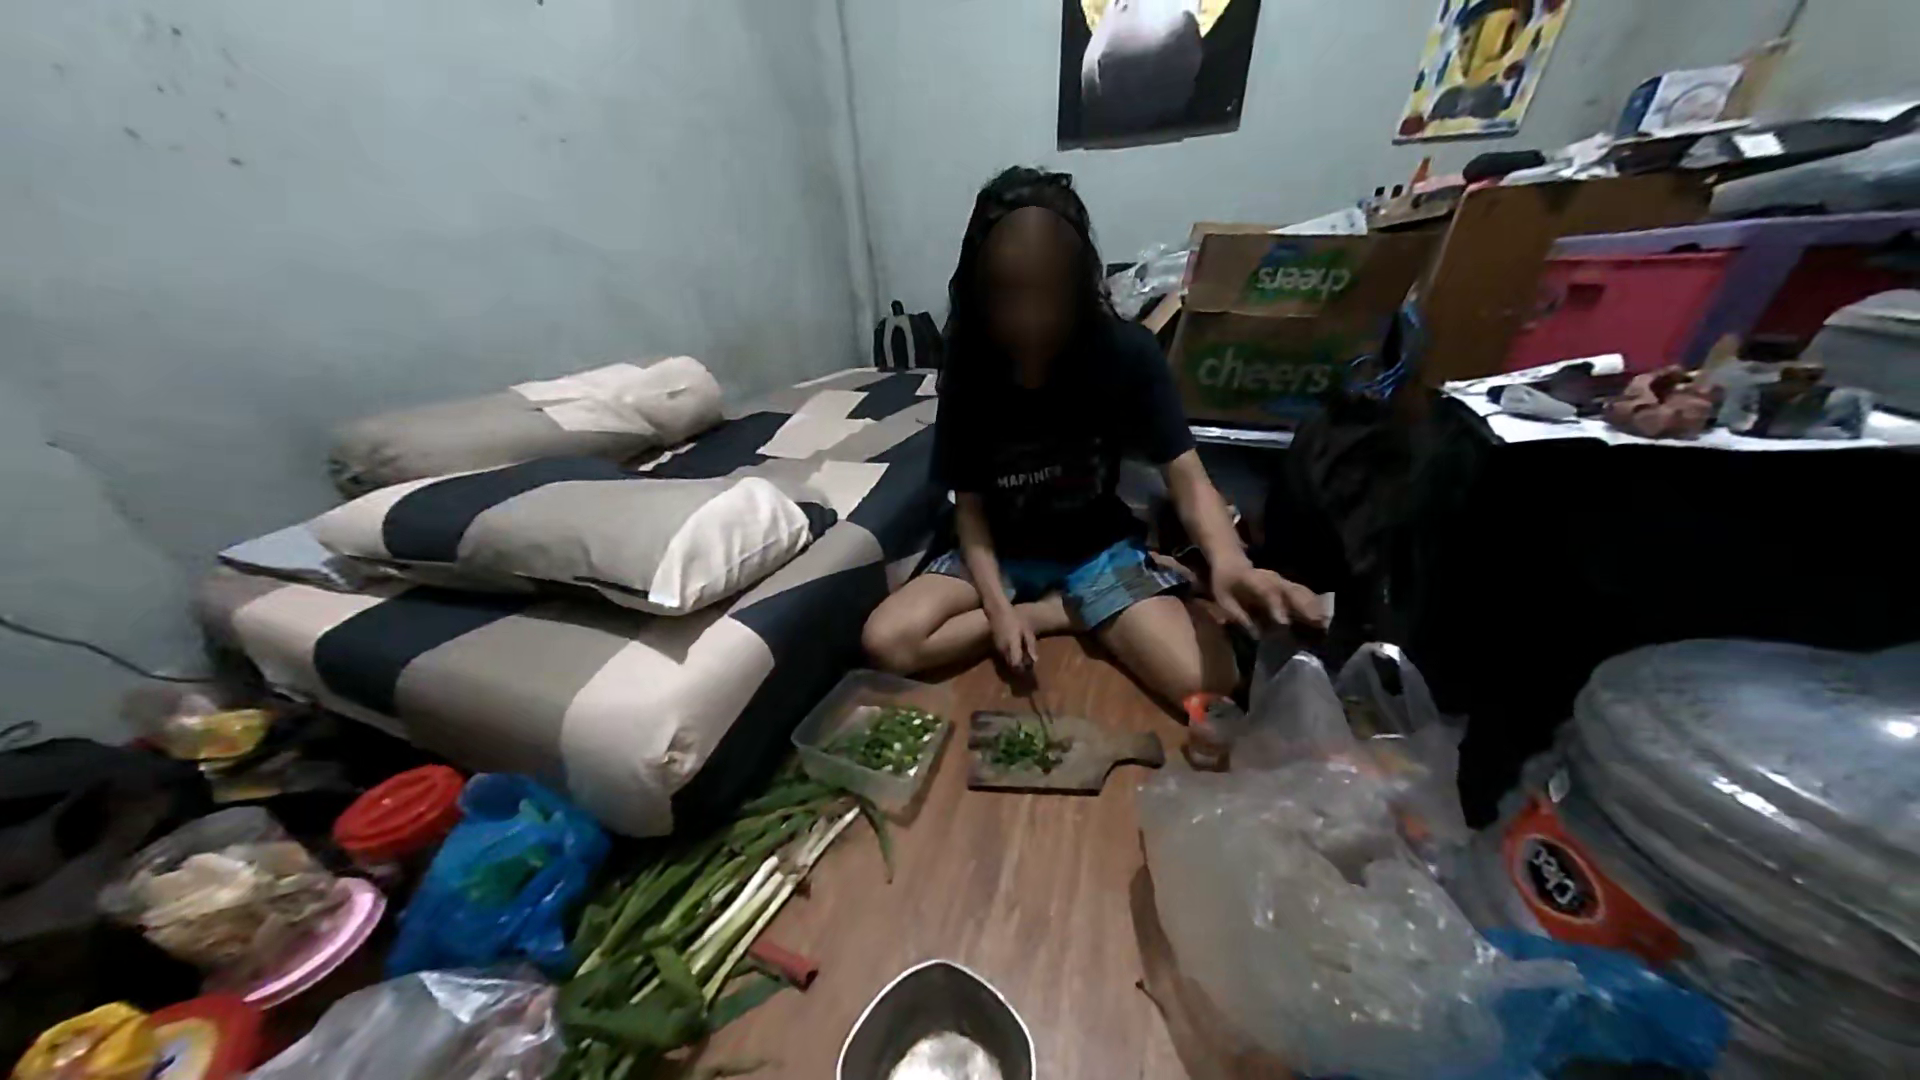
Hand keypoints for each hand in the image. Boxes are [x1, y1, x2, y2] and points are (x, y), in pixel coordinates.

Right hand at [987, 604, 1038, 670]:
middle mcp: (1004, 650)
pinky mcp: (995, 647)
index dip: (1023, 669)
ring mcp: (998, 649)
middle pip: (1012, 666)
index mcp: (1012, 646)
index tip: (1030, 668)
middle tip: (1029, 665)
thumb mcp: (1026, 631)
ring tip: (1024, 659)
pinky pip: (1003, 657)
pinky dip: (1010, 658)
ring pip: (1007, 662)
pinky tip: (1017, 653)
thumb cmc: (1015, 619)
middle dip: (1020, 668)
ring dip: (1015, 663)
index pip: (1017, 665)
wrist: (997, 612)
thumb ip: (1030, 646)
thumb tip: (1035, 660)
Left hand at [1210, 560, 1325, 632]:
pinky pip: (1302, 592)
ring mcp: (1280, 580)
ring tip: (1325, 622)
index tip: (1283, 622)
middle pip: (1290, 590)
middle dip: (1304, 607)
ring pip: (1300, 591)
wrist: (1230, 560)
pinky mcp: (1285, 583)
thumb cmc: (1224, 581)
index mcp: (1251, 580)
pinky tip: (1324, 614)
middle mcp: (1270, 578)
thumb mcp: (1222, 598)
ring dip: (1314, 605)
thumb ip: (1237, 614)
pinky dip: (1314, 602)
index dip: (1276, 606)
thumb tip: (1254, 634)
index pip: (1267, 591)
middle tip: (1317, 624)